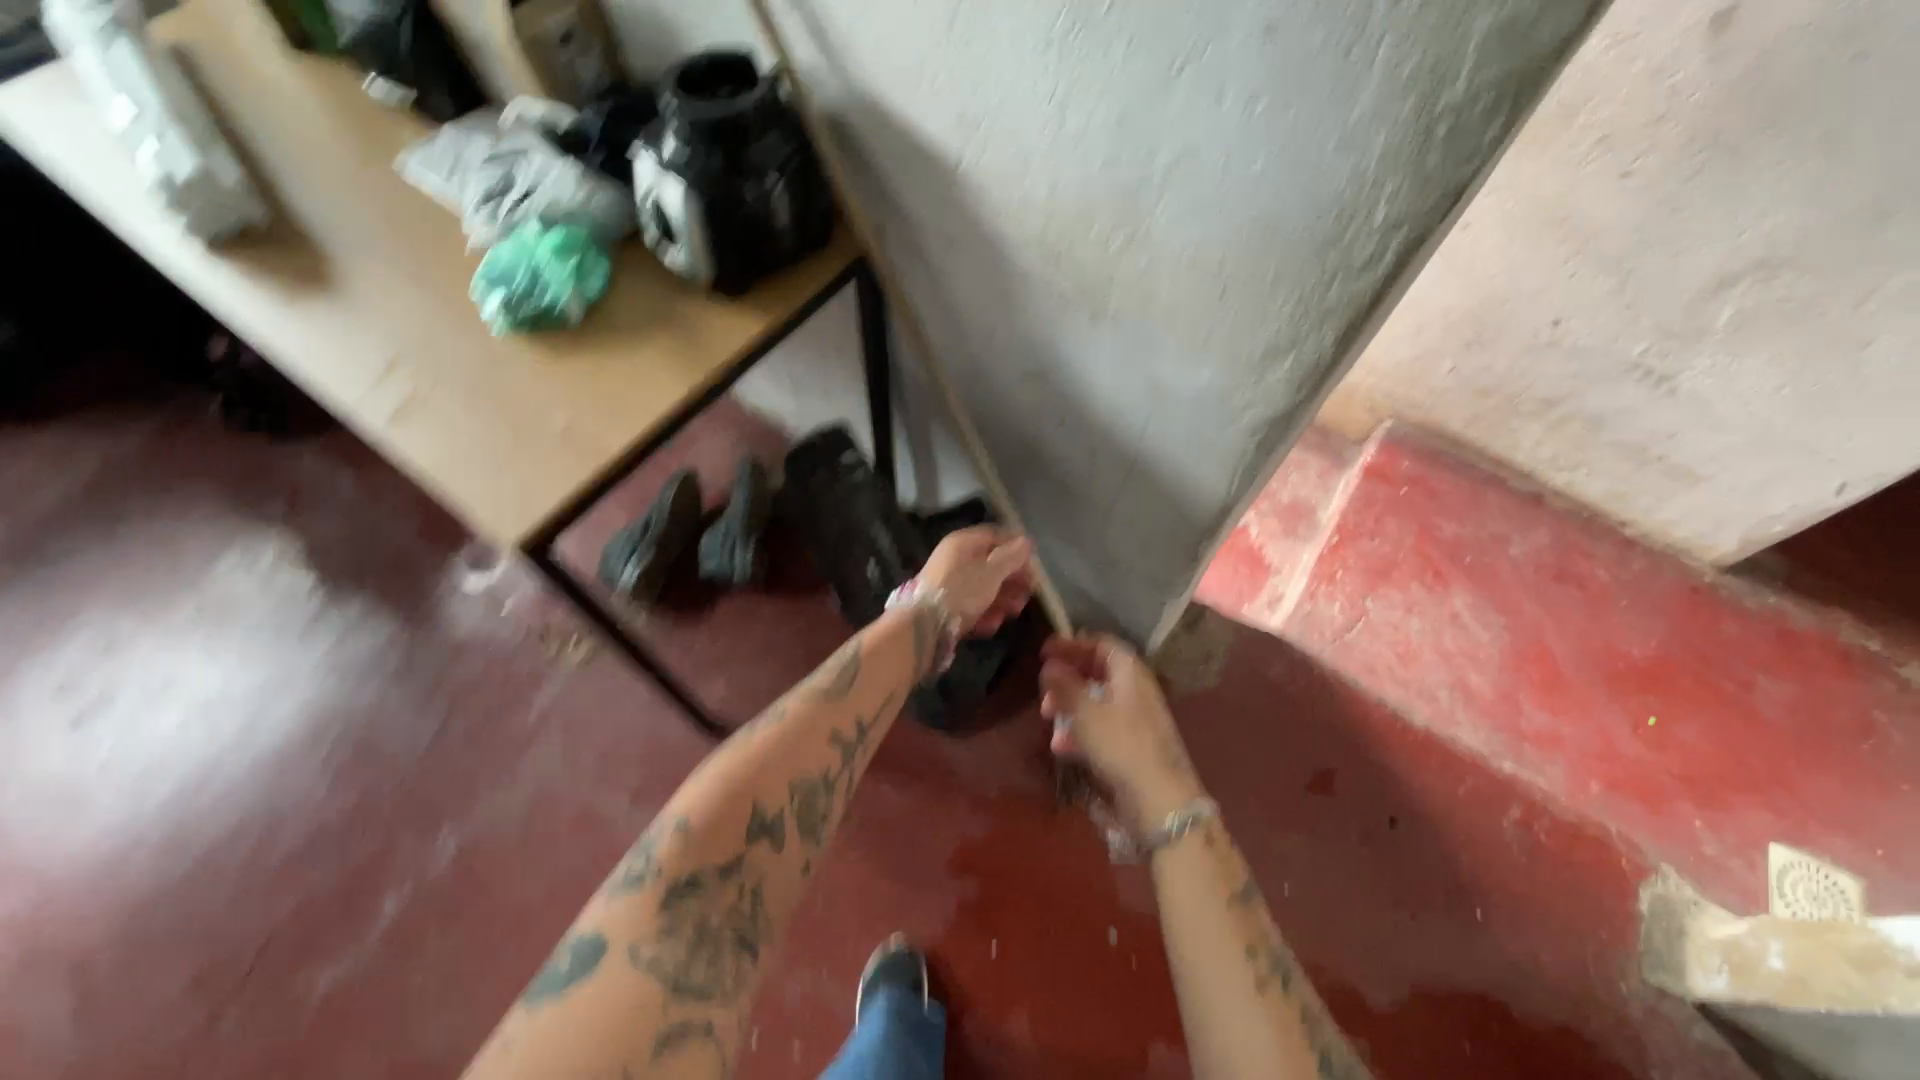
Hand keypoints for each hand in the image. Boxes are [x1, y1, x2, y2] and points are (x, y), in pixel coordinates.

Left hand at [918, 526, 1033, 635]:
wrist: (924, 624)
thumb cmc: (962, 590)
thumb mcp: (992, 571)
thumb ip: (1011, 557)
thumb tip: (1026, 541)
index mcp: (964, 543)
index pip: (996, 535)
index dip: (1017, 547)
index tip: (1034, 563)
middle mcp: (955, 559)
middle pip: (991, 564)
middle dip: (1013, 579)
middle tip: (1028, 593)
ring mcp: (949, 583)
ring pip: (984, 587)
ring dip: (1002, 599)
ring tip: (1013, 612)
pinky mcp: (946, 606)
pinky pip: (971, 605)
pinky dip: (984, 613)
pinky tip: (991, 625)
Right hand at [1040, 634, 1205, 831]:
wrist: (1159, 799)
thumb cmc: (1121, 745)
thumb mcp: (1086, 711)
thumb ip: (1064, 685)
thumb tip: (1050, 664)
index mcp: (1130, 673)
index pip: (1101, 644)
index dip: (1072, 644)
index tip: (1045, 652)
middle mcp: (1135, 691)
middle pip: (1097, 673)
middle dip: (1067, 679)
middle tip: (1043, 691)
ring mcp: (1134, 721)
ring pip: (1096, 703)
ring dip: (1069, 708)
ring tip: (1047, 718)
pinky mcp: (1130, 748)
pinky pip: (1100, 730)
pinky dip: (1080, 733)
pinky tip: (1062, 749)